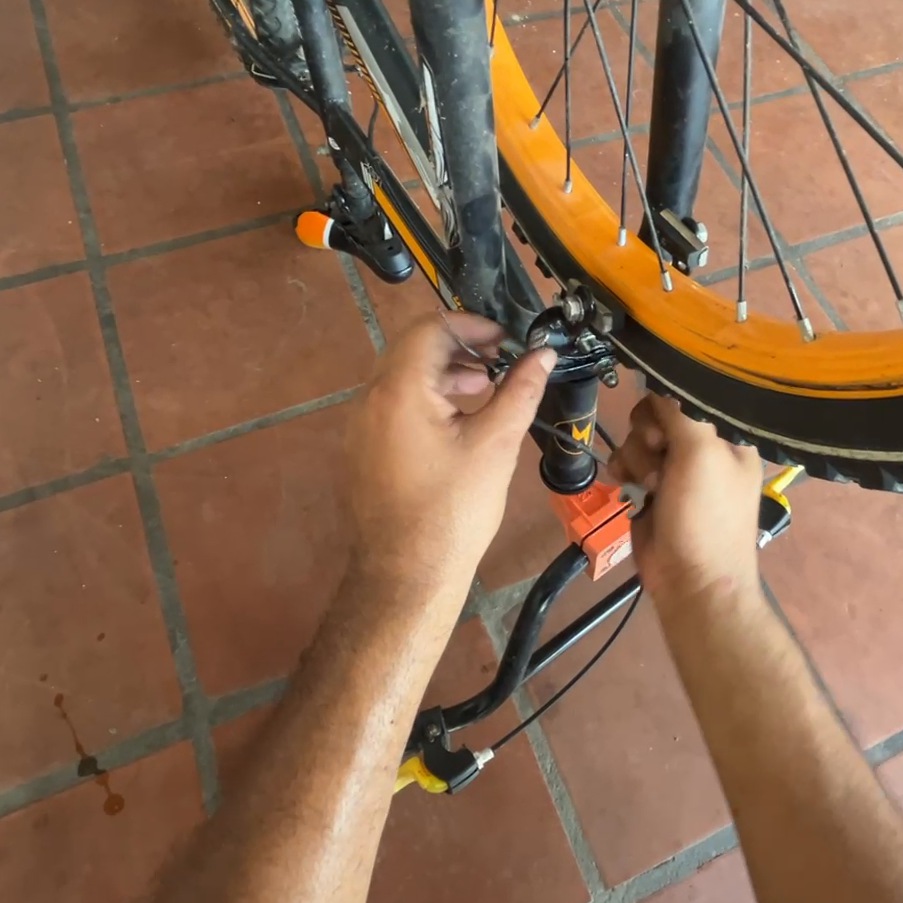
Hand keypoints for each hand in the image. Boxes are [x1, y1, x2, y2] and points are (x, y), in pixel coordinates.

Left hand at [342, 313, 555, 606]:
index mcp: (399, 390)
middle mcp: (369, 401)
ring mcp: (358, 428)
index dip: (472, 325)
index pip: (430, 328)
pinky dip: (424, 400)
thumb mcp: (496, 444)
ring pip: (401, 378)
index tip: (505, 342)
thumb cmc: (454, 510)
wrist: (407, 577)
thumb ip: (520, 390)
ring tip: (483, 391)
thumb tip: (544, 354)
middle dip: (459, 348)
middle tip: (498, 364)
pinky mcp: (360, 452)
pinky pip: (392, 407)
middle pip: (412, 349)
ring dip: (443, 374)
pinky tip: (455, 425)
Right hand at [607, 394, 763, 605]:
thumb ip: (679, 411)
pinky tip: (626, 483)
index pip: (692, 392)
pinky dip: (624, 468)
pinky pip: (629, 458)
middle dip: (650, 432)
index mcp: (729, 434)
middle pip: (659, 410)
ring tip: (647, 482)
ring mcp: (677, 467)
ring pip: (640, 434)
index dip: (670, 400)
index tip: (664, 418)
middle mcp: (705, 446)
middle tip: (658, 452)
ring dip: (636, 455)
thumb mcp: (699, 453)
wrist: (691, 582)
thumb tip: (659, 382)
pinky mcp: (652, 486)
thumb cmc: (705, 516)